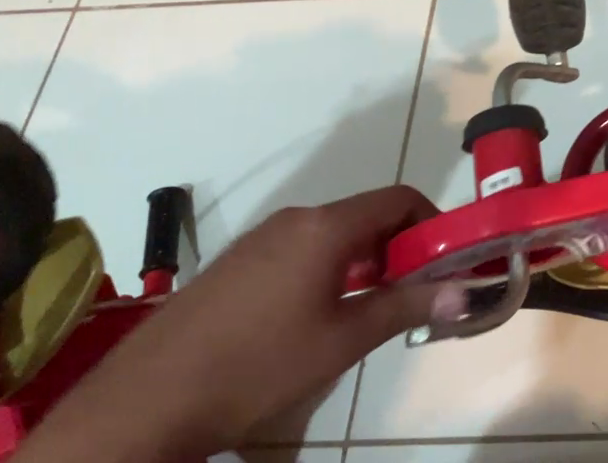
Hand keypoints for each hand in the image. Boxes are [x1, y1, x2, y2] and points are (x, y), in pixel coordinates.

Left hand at [17, 186, 445, 462]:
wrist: (138, 409)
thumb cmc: (256, 367)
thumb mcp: (343, 340)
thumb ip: (408, 306)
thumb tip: (468, 291)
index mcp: (325, 226)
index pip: (399, 198)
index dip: (432, 223)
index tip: (446, 260)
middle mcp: (294, 219)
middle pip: (366, 216)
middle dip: (399, 249)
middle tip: (411, 293)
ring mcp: (257, 240)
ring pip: (331, 236)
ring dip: (362, 262)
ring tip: (364, 311)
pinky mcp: (231, 265)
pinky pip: (297, 251)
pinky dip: (325, 270)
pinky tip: (312, 319)